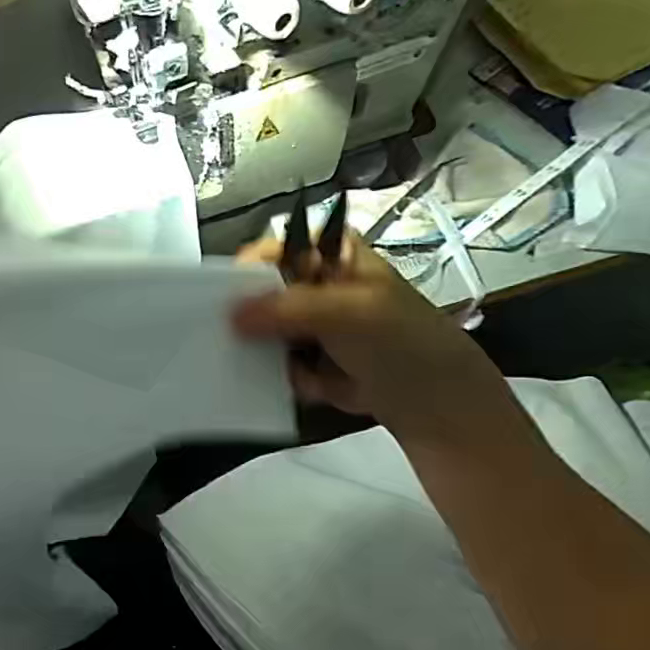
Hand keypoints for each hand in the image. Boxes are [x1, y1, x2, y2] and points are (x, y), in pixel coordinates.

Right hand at [231, 234, 538, 453]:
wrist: (432, 400)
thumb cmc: (399, 340)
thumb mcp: (348, 313)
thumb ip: (289, 309)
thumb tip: (230, 316)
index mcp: (328, 252)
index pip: (274, 249)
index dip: (246, 269)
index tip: (220, 297)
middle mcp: (313, 282)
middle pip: (261, 290)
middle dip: (242, 313)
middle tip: (217, 333)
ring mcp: (307, 323)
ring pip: (261, 328)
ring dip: (254, 348)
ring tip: (247, 363)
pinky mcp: (305, 359)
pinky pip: (272, 361)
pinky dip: (276, 374)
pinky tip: (298, 384)